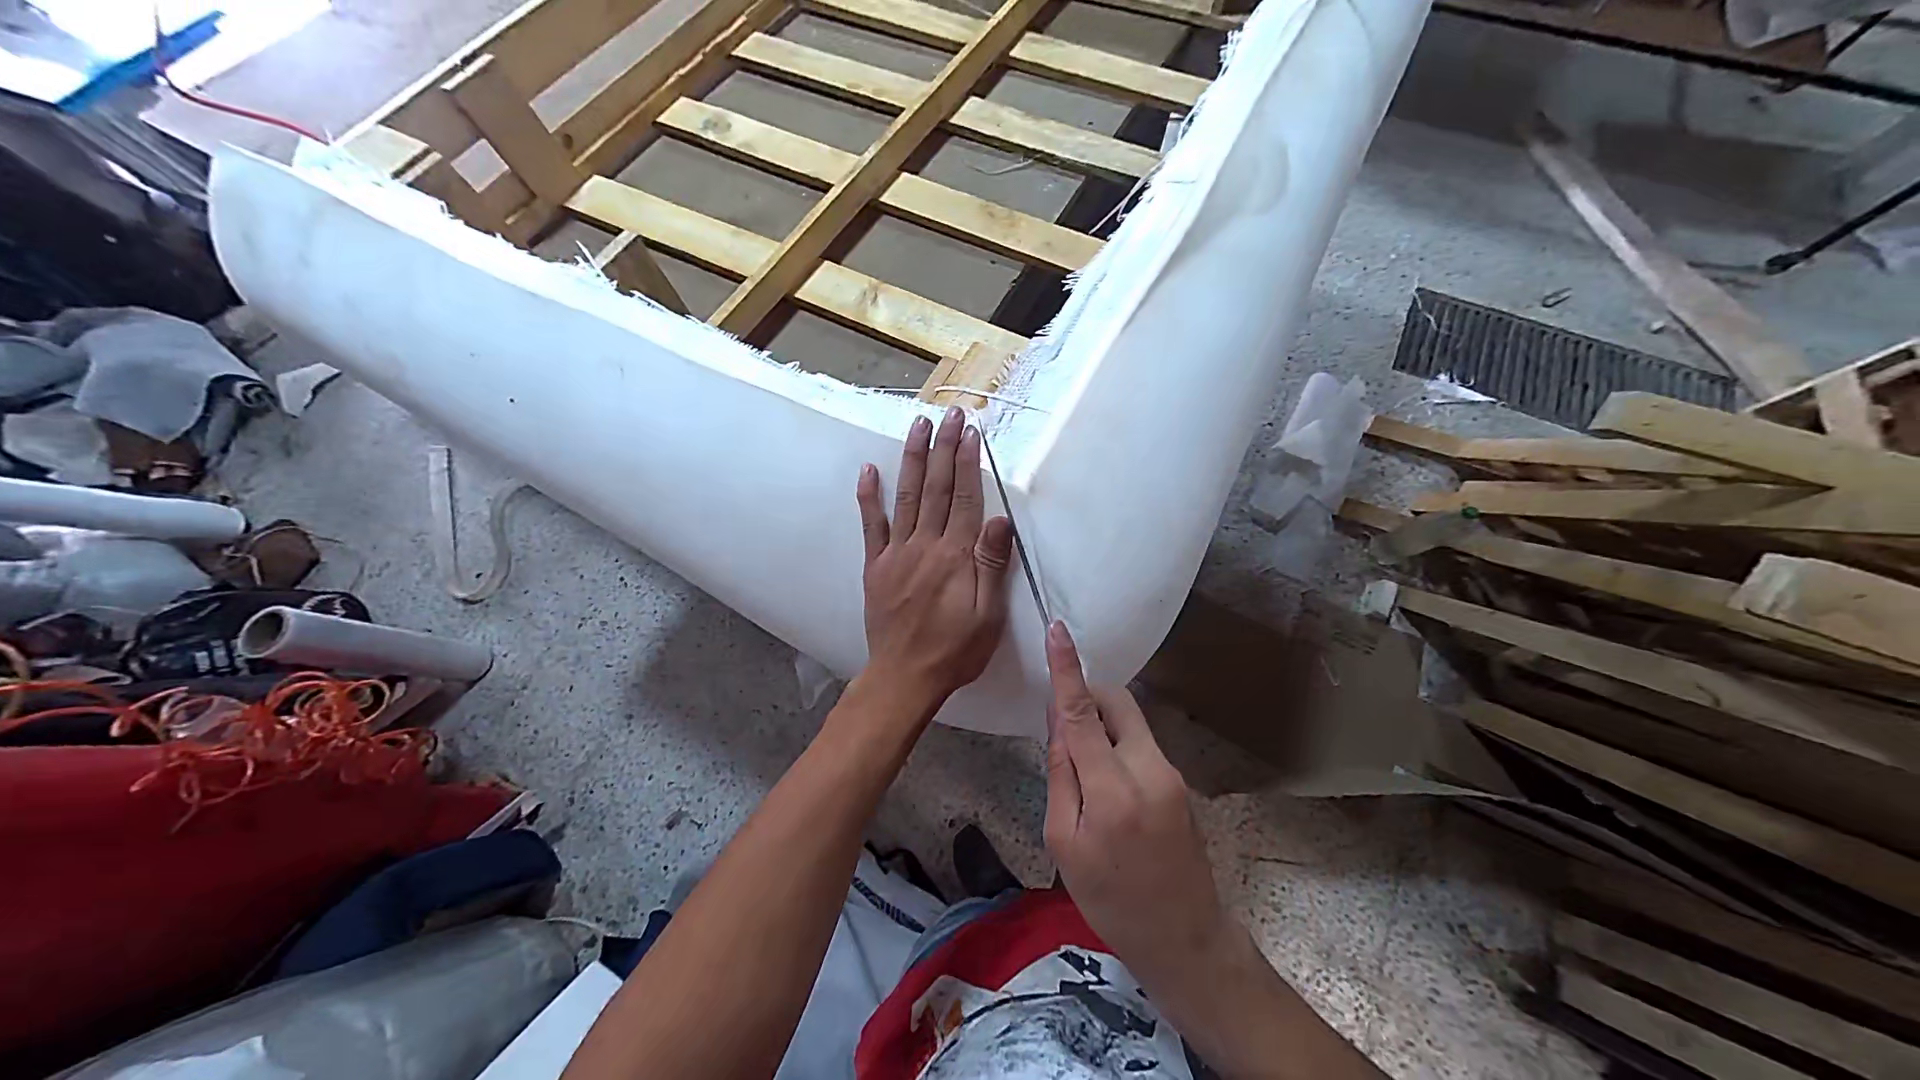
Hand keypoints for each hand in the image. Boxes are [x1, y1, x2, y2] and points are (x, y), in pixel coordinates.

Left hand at [855, 406, 1013, 713]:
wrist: (904, 676)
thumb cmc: (954, 650)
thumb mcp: (988, 615)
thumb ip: (991, 565)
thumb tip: (1000, 520)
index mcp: (955, 556)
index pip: (966, 498)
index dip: (968, 462)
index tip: (970, 431)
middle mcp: (925, 546)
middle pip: (937, 488)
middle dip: (944, 448)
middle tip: (949, 415)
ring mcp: (896, 554)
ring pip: (907, 497)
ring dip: (913, 460)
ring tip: (918, 426)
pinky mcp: (876, 567)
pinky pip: (871, 526)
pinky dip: (869, 497)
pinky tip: (869, 470)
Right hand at [1043, 621, 1231, 993]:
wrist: (1183, 937)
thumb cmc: (1109, 899)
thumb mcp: (1064, 842)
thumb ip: (1060, 774)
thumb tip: (1058, 721)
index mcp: (1111, 791)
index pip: (1082, 714)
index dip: (1067, 669)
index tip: (1058, 630)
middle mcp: (1148, 770)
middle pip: (1117, 702)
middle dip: (1088, 696)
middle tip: (1063, 727)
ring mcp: (1171, 774)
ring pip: (1129, 721)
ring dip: (1101, 725)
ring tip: (1083, 772)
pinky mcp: (1180, 781)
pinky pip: (1140, 743)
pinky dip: (1116, 745)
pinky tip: (1107, 788)